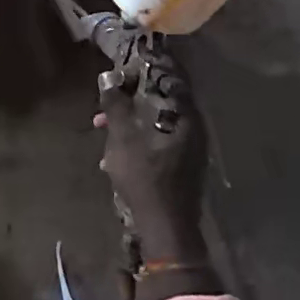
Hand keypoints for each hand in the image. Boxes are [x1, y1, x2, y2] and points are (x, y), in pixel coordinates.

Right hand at [94, 69, 206, 263]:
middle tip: (106, 106)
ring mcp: (193, 146)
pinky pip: (161, 138)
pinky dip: (141, 137)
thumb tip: (108, 76)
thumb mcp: (123, 138)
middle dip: (130, 100)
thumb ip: (116, 104)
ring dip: (132, 121)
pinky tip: (120, 150)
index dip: (142, 71)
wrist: (167, 229)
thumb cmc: (145, 177)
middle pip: (161, 99)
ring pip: (158, 120)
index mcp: (185, 114)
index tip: (120, 72)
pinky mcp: (186, 163)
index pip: (167, 77)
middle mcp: (195, 126)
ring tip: (105, 130)